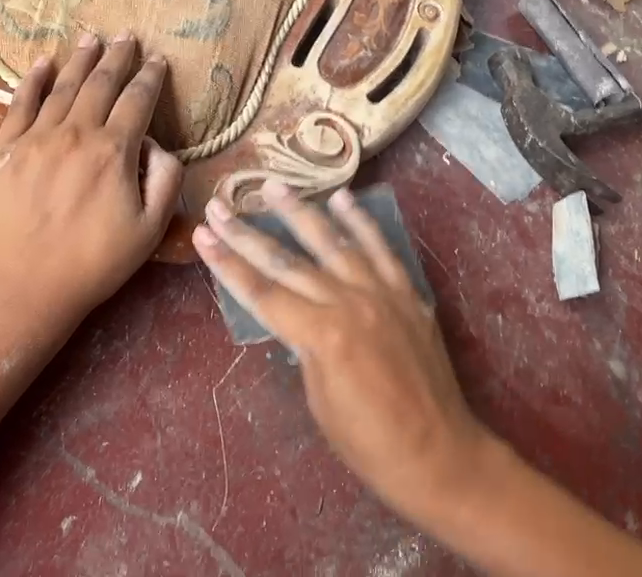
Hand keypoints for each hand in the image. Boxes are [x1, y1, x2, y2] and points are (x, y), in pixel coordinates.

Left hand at [0, 30, 183, 327]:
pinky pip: (19, 104)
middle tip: (127, 35)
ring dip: (81, 59)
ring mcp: (36, 139)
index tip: (159, 60)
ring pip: (63, 87)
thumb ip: (166, 179)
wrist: (28, 287)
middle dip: (118, 57)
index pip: (137, 101)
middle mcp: (75, 134)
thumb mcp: (150, 229)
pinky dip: (32, 80)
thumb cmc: (96, 263)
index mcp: (113, 151)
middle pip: (101, 84)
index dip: (151, 77)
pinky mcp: (7, 150)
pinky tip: (42, 62)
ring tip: (92, 37)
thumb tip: (156, 144)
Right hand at [192, 182, 491, 517]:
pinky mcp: (407, 294)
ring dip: (299, 212)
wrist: (439, 455)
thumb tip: (291, 315)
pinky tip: (343, 198)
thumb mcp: (318, 398)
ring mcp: (381, 294)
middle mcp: (348, 303)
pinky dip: (361, 223)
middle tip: (219, 205)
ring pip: (332, 242)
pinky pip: (381, 249)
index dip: (228, 264)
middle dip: (246, 233)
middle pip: (287, 261)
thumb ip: (303, 346)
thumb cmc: (368, 443)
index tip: (203, 235)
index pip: (261, 291)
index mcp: (321, 335)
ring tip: (273, 186)